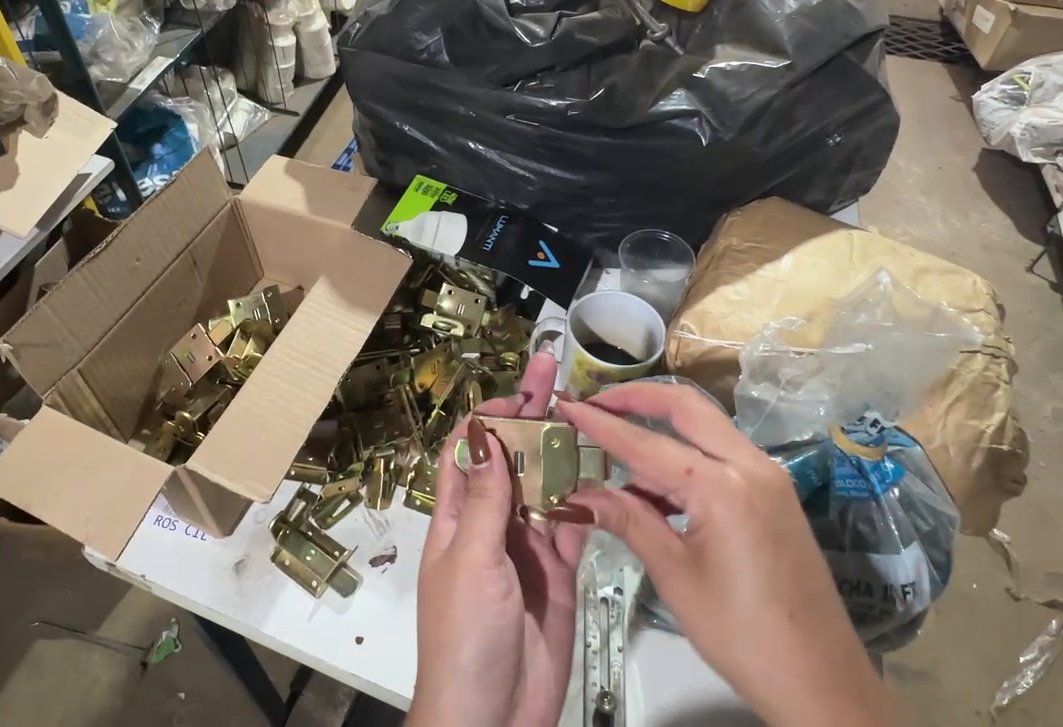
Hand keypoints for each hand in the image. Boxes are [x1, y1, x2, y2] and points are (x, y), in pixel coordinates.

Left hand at [407, 351, 588, 726]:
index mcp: (458, 516)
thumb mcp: (472, 559)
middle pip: (512, 457)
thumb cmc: (466, 635)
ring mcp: (527, 546)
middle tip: (553, 370)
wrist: (493, 718)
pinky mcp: (559, 572)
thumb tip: (484, 432)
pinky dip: (588, 498)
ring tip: (586, 408)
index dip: (490, 414)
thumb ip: (486, 498)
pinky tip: (604, 470)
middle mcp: (492, 523)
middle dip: (529, 414)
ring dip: (563, 447)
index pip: (470, 449)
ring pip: (547, 485)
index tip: (519, 388)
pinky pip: (574, 525)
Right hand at [557, 382, 904, 726]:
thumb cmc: (741, 634)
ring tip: (614, 441)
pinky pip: (722, 452)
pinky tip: (655, 481)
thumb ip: (628, 521)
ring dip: (661, 424)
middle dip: (636, 397)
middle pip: (684, 407)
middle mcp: (750, 465)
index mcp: (722, 486)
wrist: (821, 680)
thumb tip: (578, 496)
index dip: (600, 423)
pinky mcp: (775, 493)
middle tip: (594, 402)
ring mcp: (768, 476)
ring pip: (706, 426)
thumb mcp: (675, 575)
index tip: (566, 403)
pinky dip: (686, 452)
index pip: (645, 443)